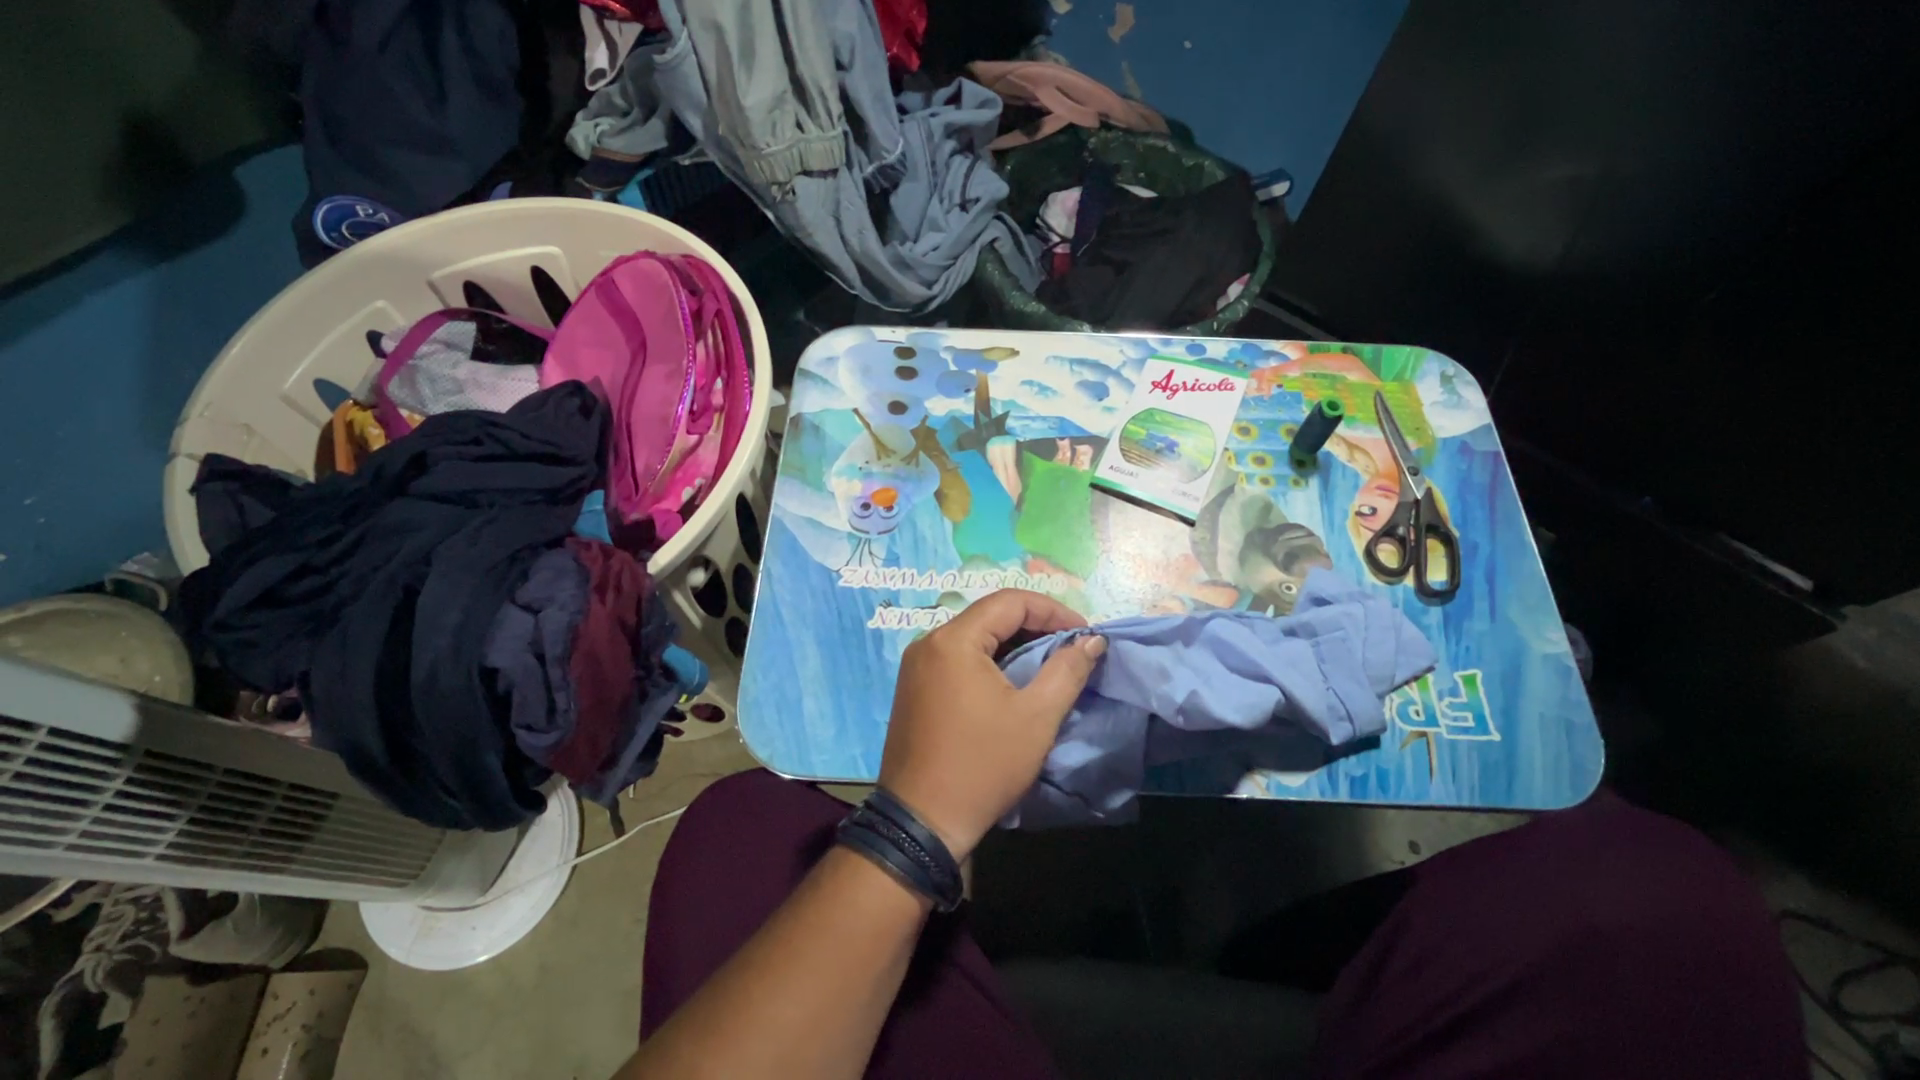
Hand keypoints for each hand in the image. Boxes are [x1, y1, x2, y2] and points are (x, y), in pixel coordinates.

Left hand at [879, 590, 1106, 860]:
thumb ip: (1068, 669)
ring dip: (1014, 645)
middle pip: (989, 616)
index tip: (1086, 634)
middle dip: (1036, 626)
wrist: (922, 822)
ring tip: (1050, 664)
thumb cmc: (983, 766)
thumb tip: (1092, 640)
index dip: (1054, 611)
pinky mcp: (913, 690)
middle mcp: (928, 644)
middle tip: (1072, 648)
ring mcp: (916, 668)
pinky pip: (957, 660)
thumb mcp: (1036, 717)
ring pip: (974, 638)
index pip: (1010, 601)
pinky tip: (1014, 683)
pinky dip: (990, 662)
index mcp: (953, 640)